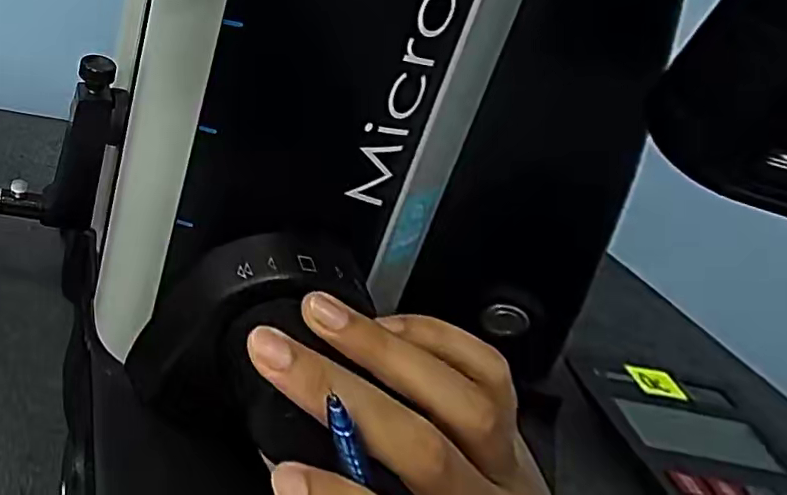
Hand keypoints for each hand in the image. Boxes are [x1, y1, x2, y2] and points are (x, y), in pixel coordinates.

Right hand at [246, 293, 549, 494]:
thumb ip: (343, 492)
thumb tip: (280, 462)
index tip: (285, 474)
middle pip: (422, 449)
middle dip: (335, 388)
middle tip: (272, 349)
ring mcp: (509, 467)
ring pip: (460, 400)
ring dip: (377, 346)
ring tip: (318, 311)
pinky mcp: (514, 429)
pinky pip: (487, 371)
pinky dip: (429, 335)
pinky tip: (383, 321)